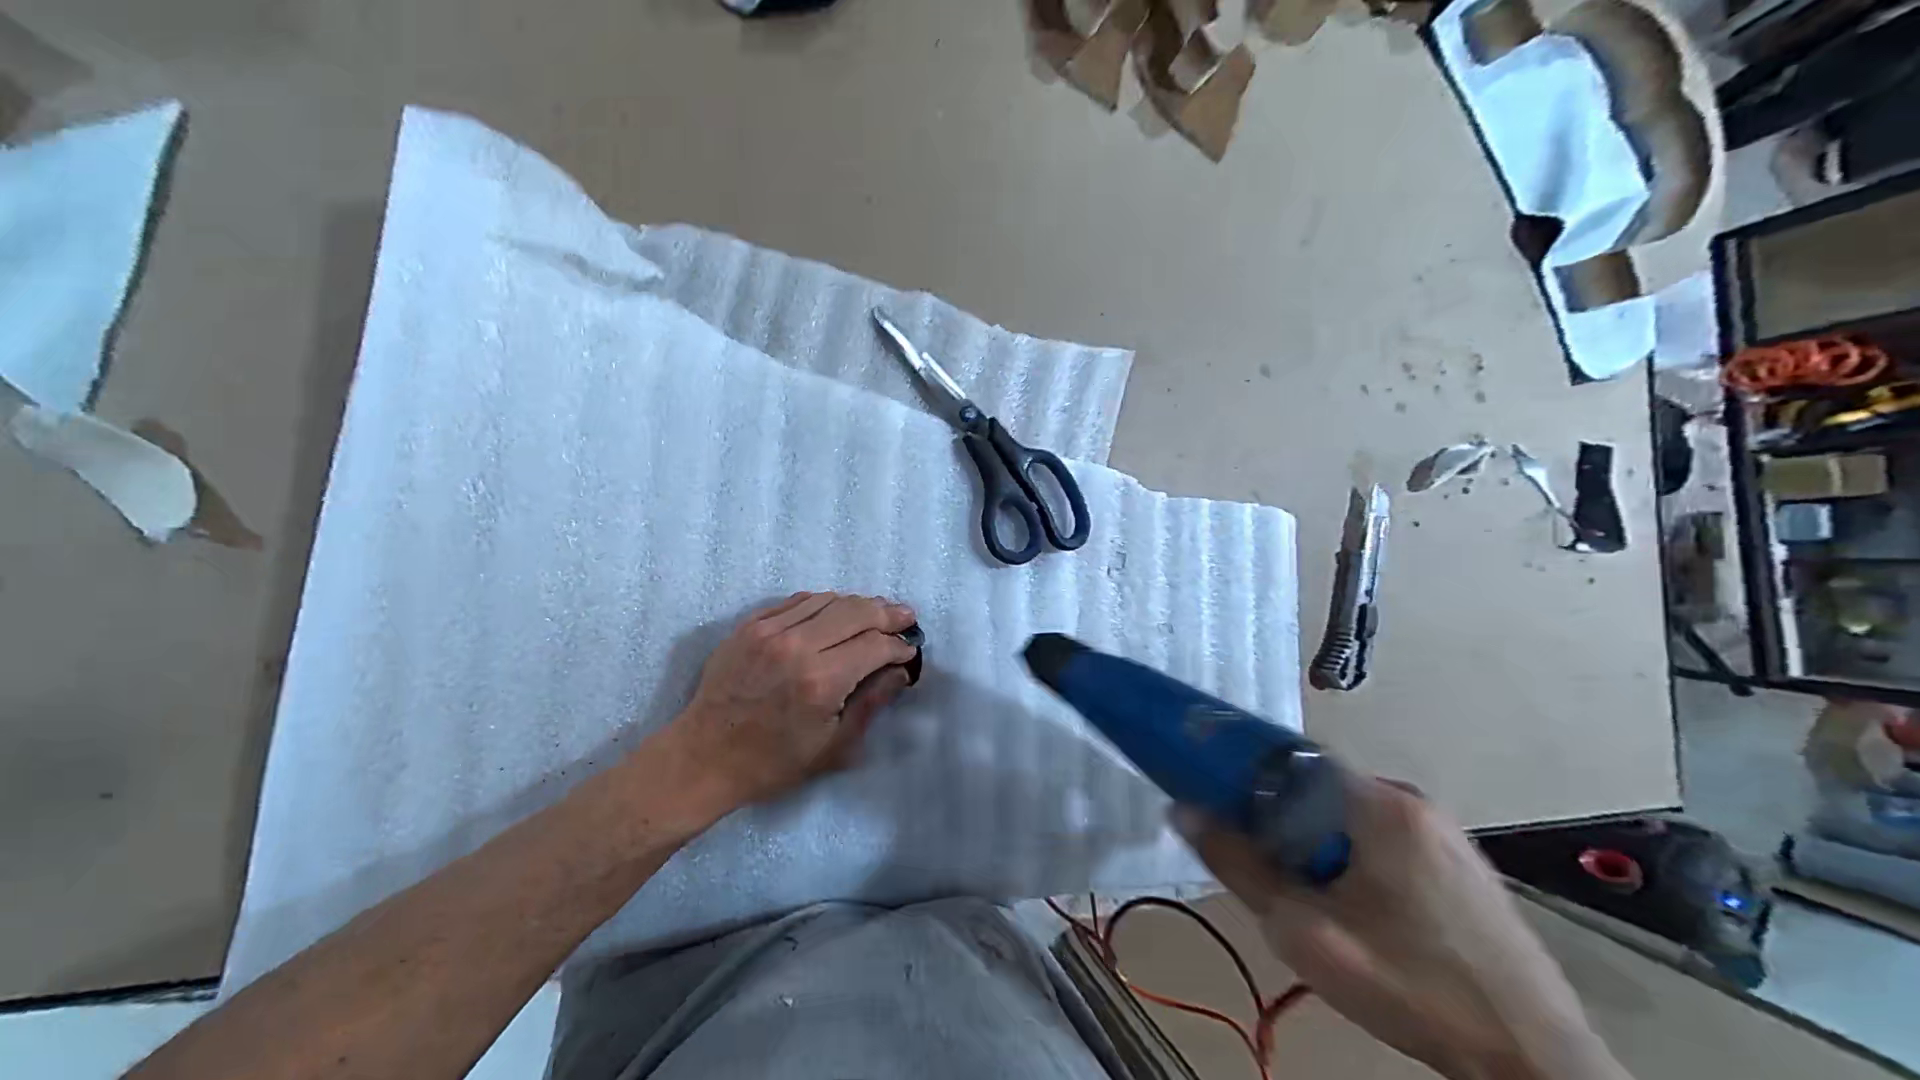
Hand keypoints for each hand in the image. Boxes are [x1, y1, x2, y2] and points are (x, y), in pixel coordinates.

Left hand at [664, 592, 918, 815]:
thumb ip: (872, 702)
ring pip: (828, 599)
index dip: (899, 644)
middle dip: (887, 613)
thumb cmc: (773, 762)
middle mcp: (797, 646)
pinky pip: (796, 601)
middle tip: (905, 618)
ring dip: (858, 603)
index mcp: (821, 681)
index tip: (910, 649)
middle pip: (856, 611)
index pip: (875, 645)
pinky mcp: (750, 625)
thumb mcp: (834, 746)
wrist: (704, 757)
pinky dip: (823, 602)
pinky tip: (835, 611)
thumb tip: (901, 670)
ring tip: (875, 611)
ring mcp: (769, 631)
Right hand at [1175, 778, 1630, 1079]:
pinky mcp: (1463, 864)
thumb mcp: (1304, 931)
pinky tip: (1358, 911)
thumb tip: (1182, 810)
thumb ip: (1239, 865)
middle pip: (1320, 789)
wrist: (1533, 1062)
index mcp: (1379, 803)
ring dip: (1317, 844)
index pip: (1291, 759)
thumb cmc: (1409, 985)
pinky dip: (1354, 859)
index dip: (1247, 773)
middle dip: (1282, 822)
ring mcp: (1446, 833)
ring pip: (1350, 817)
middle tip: (1269, 872)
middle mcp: (1413, 801)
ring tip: (1311, 900)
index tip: (1218, 800)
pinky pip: (1385, 841)